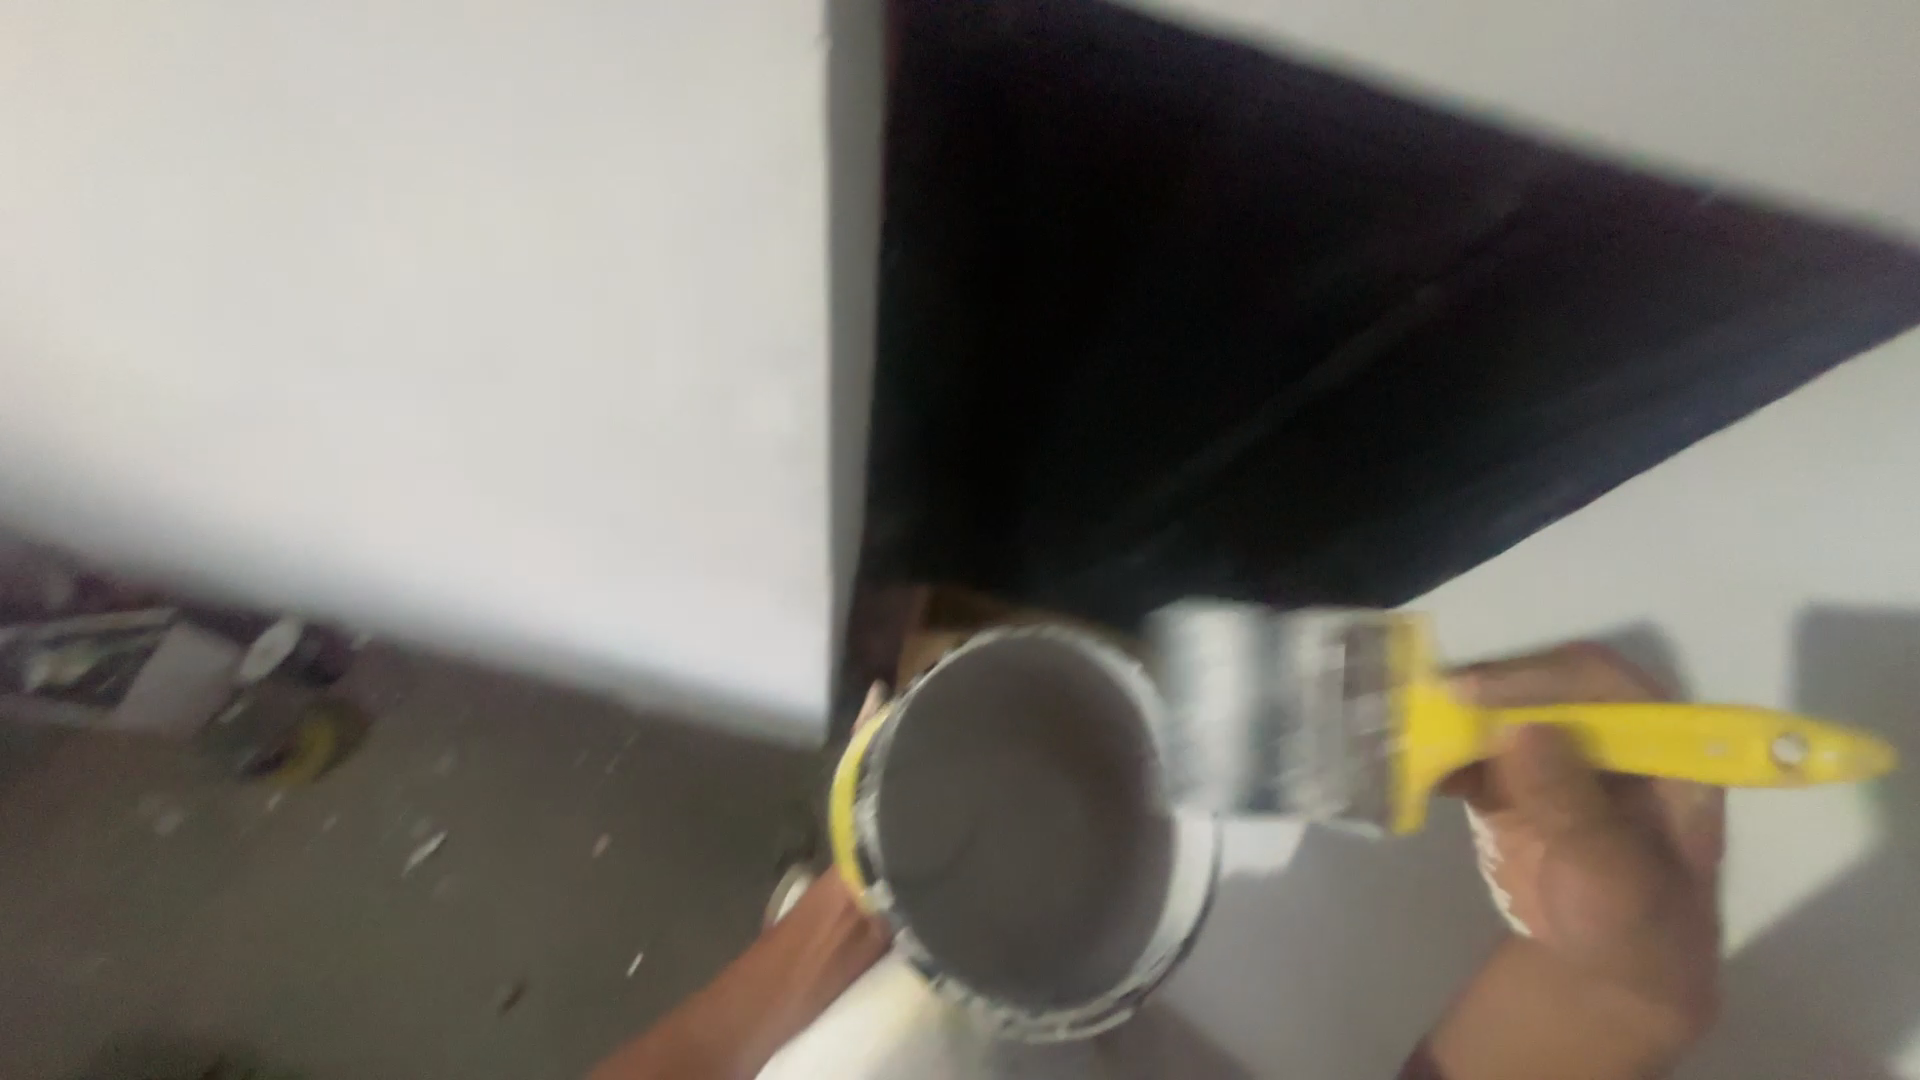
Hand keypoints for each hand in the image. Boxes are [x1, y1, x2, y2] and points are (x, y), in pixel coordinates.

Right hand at [1447, 644, 1724, 1043]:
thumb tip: (1522, 728)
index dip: (1542, 678)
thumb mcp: (1615, 877)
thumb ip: (1574, 805)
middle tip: (1430, 699)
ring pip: (1496, 704)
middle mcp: (1605, 736)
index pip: (1603, 685)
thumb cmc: (1632, 928)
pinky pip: (1462, 742)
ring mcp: (1550, 750)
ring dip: (1449, 712)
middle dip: (1486, 686)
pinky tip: (1410, 767)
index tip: (1475, 692)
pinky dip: (1431, 749)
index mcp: (1659, 752)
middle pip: (1541, 681)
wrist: (1596, 965)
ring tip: (1407, 727)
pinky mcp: (1501, 769)